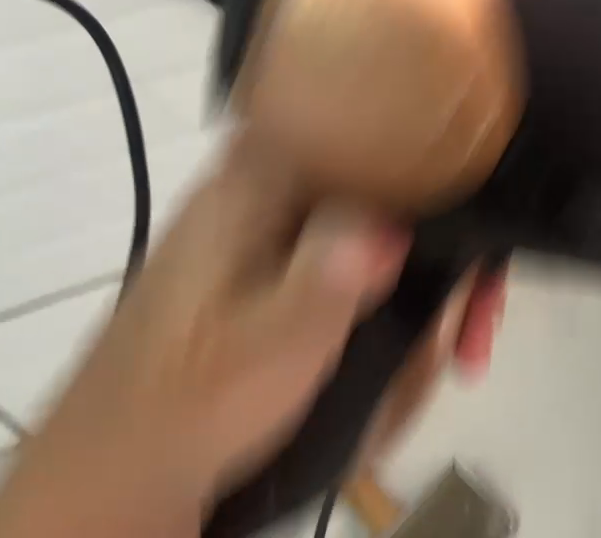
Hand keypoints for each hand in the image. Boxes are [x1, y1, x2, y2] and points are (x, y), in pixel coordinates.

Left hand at [0, 139, 506, 537]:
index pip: (363, 121)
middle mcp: (274, 193)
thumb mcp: (267, 343)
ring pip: (392, 223)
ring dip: (439, 276)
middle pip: (395, 182)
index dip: (436, 144)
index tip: (484, 191)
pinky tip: (432, 345)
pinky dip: (411, 293)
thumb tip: (395, 226)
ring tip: (466, 339)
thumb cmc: (190, 404)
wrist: (116, 480)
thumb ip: (328, 277)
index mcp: (258, 184)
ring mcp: (283, 233)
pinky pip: (374, 258)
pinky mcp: (289, 270)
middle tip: (483, 302)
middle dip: (453, 240)